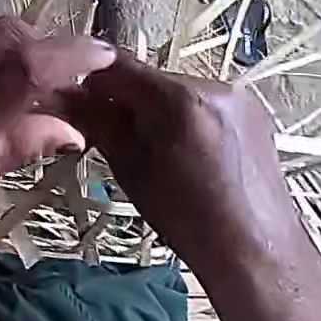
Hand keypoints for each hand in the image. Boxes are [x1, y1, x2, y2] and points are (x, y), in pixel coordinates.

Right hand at [58, 55, 310, 292]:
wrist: (259, 254)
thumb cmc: (189, 222)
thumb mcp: (132, 170)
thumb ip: (97, 122)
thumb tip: (61, 94)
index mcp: (180, 100)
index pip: (119, 65)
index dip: (89, 78)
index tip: (72, 97)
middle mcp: (213, 85)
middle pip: (150, 78)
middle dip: (126, 99)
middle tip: (113, 134)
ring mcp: (238, 96)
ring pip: (176, 89)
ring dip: (156, 108)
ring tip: (156, 150)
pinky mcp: (253, 110)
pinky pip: (203, 101)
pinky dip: (185, 117)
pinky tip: (188, 152)